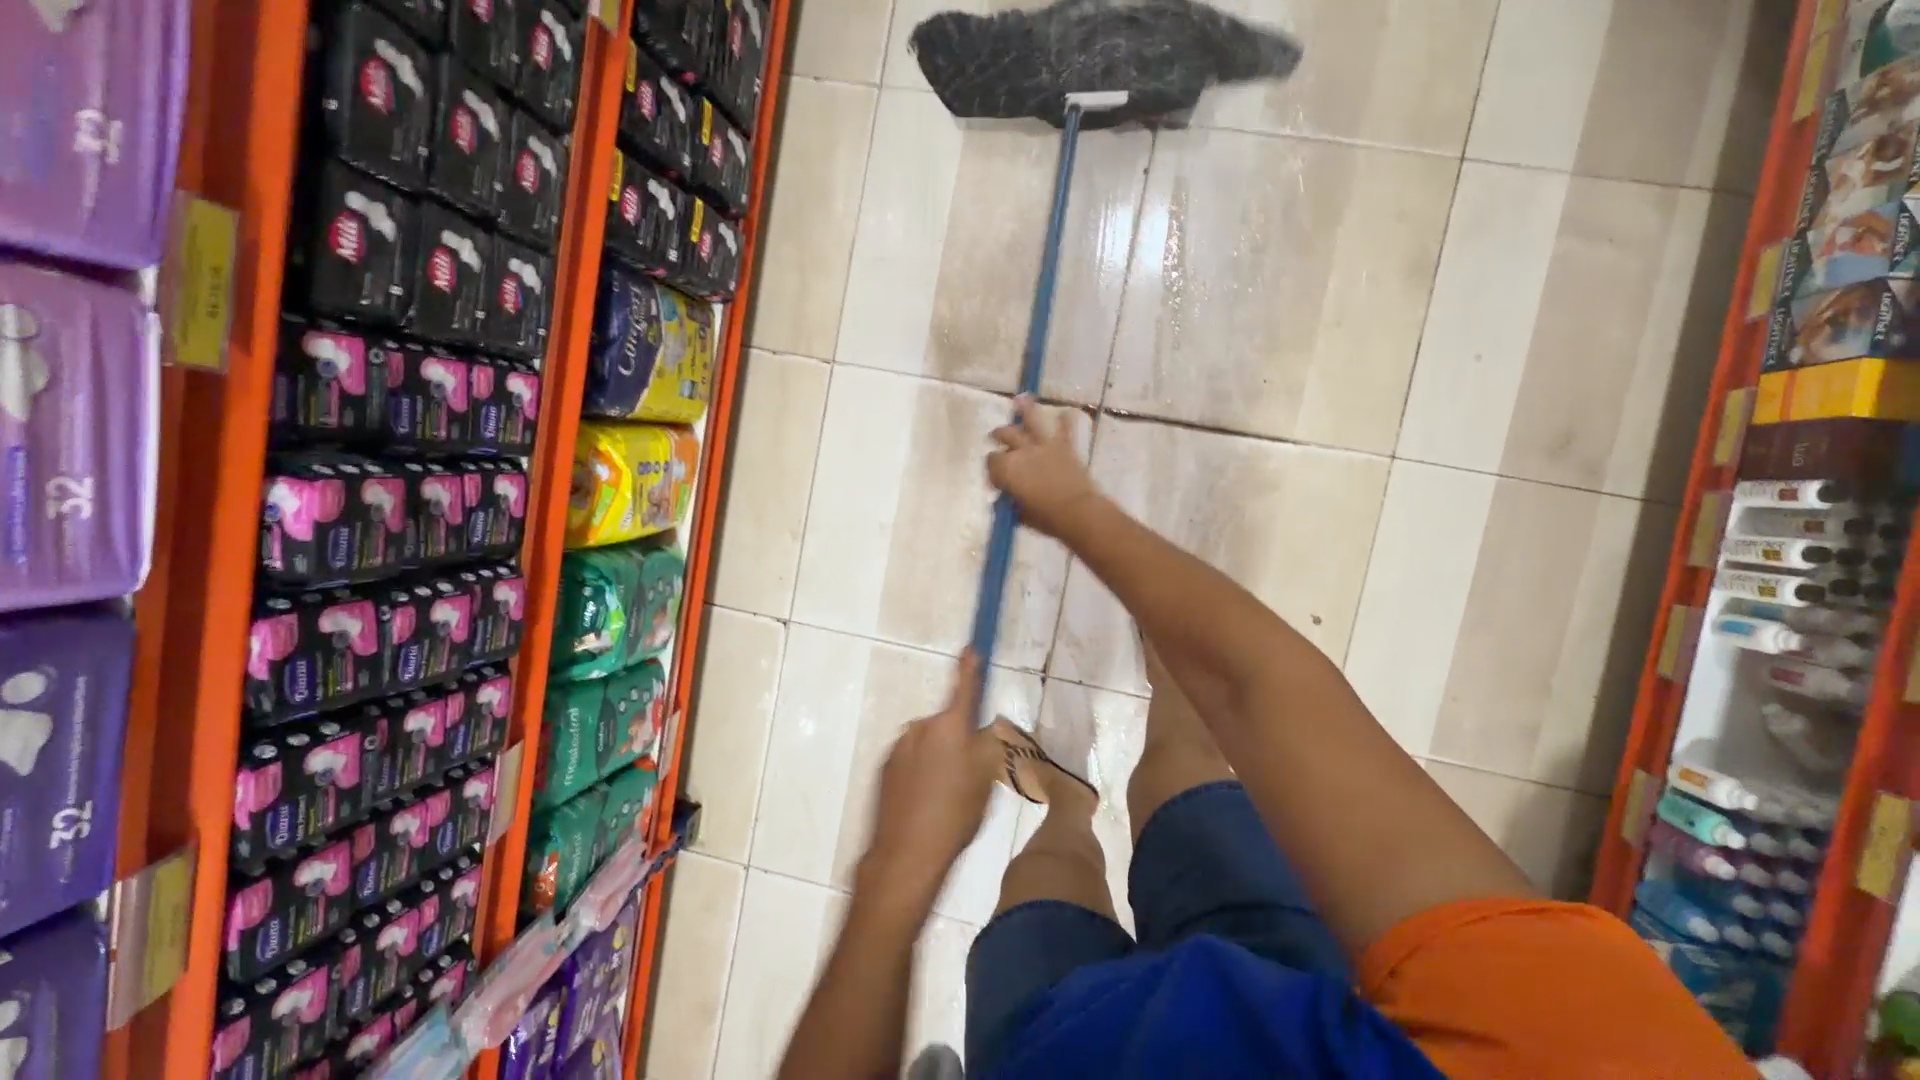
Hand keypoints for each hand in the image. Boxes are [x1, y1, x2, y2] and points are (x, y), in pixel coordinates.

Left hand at [862, 652, 1000, 905]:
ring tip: (946, 799)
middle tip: (969, 777)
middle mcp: (920, 728)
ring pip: (928, 746)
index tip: (972, 647)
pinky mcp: (883, 768)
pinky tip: (926, 804)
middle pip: (947, 724)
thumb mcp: (987, 779)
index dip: (970, 667)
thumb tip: (983, 729)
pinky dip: (919, 775)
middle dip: (958, 741)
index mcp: (950, 725)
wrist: (906, 853)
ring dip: (937, 761)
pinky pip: (910, 762)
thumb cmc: (955, 814)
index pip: (964, 687)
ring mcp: (898, 748)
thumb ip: (988, 746)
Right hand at [987, 396, 1101, 539]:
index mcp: (1006, 468)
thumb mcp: (1019, 514)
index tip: (996, 480)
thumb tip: (1008, 498)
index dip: (992, 470)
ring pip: (1033, 420)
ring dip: (1026, 409)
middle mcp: (1022, 451)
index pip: (991, 461)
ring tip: (1021, 400)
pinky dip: (1066, 421)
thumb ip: (1011, 501)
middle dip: (999, 435)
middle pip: (1006, 435)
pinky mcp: (1066, 447)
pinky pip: (1066, 429)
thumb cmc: (1045, 518)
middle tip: (995, 435)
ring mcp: (1045, 445)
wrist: (1077, 512)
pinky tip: (1066, 412)